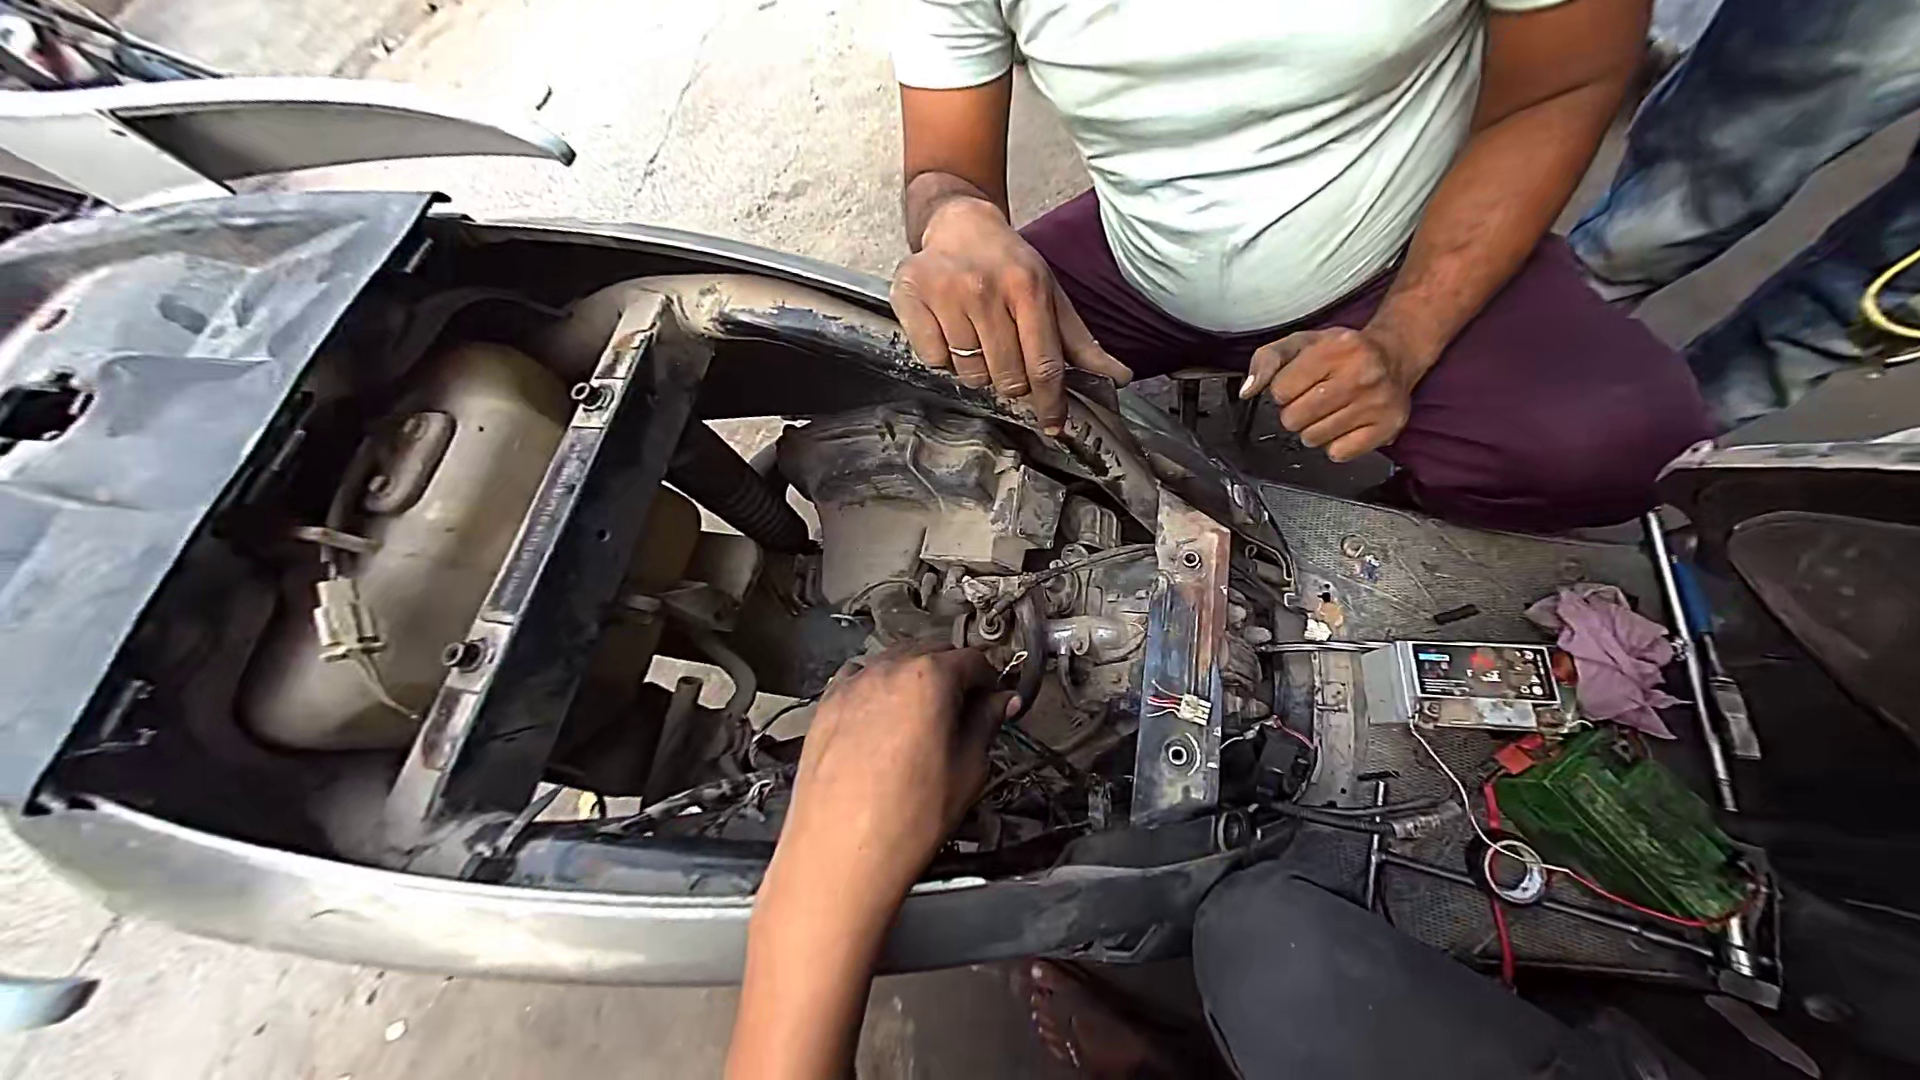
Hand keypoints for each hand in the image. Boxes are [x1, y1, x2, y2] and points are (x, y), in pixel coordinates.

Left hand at [774, 645, 1013, 906]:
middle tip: (969, 706)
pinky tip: (888, 717)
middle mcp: (887, 670)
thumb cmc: (902, 821)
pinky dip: (880, 687)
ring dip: (917, 676)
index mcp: (928, 678)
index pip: (973, 659)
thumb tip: (998, 703)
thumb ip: (986, 723)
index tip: (995, 696)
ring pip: (895, 661)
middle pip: (933, 652)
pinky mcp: (827, 705)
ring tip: (928, 715)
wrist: (838, 856)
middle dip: (955, 673)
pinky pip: (861, 679)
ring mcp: (852, 685)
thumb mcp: (967, 769)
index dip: (991, 678)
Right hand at [891, 197, 1132, 434]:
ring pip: (968, 373)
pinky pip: (933, 360)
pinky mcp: (911, 296)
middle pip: (1005, 377)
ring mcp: (945, 292)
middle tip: (1005, 359)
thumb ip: (1080, 342)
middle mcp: (985, 289)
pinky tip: (948, 331)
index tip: (1052, 426)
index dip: (1050, 403)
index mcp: (1027, 287)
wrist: (958, 223)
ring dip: (976, 370)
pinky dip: (942, 357)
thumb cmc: (1009, 264)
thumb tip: (1118, 378)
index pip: (1043, 363)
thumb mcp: (1051, 295)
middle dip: (1010, 382)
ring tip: (975, 339)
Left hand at [1238, 327, 1422, 461]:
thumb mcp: (1299, 343)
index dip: (1282, 391)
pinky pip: (1338, 453)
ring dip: (1313, 429)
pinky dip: (1335, 444)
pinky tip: (1344, 424)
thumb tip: (1248, 391)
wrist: (1395, 354)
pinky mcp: (1388, 427)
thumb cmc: (1340, 352)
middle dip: (1295, 413)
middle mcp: (1362, 375)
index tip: (1296, 384)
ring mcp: (1377, 403)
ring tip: (1329, 410)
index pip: (1280, 391)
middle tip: (1312, 399)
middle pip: (1294, 419)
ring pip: (1313, 438)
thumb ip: (1266, 361)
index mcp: (1337, 349)